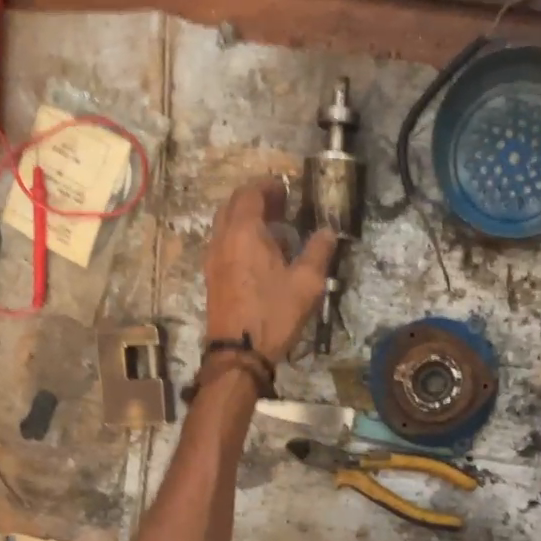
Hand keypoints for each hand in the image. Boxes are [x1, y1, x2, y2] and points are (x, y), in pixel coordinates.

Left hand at [205, 177, 338, 364]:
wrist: (239, 354)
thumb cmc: (274, 315)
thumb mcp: (306, 284)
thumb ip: (318, 252)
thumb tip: (328, 232)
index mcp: (244, 232)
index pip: (250, 193)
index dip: (268, 186)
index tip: (286, 188)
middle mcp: (223, 239)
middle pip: (234, 205)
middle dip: (256, 199)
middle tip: (281, 206)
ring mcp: (213, 259)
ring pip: (226, 225)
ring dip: (247, 220)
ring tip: (273, 231)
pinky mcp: (213, 278)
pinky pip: (224, 244)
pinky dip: (240, 239)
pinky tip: (260, 256)